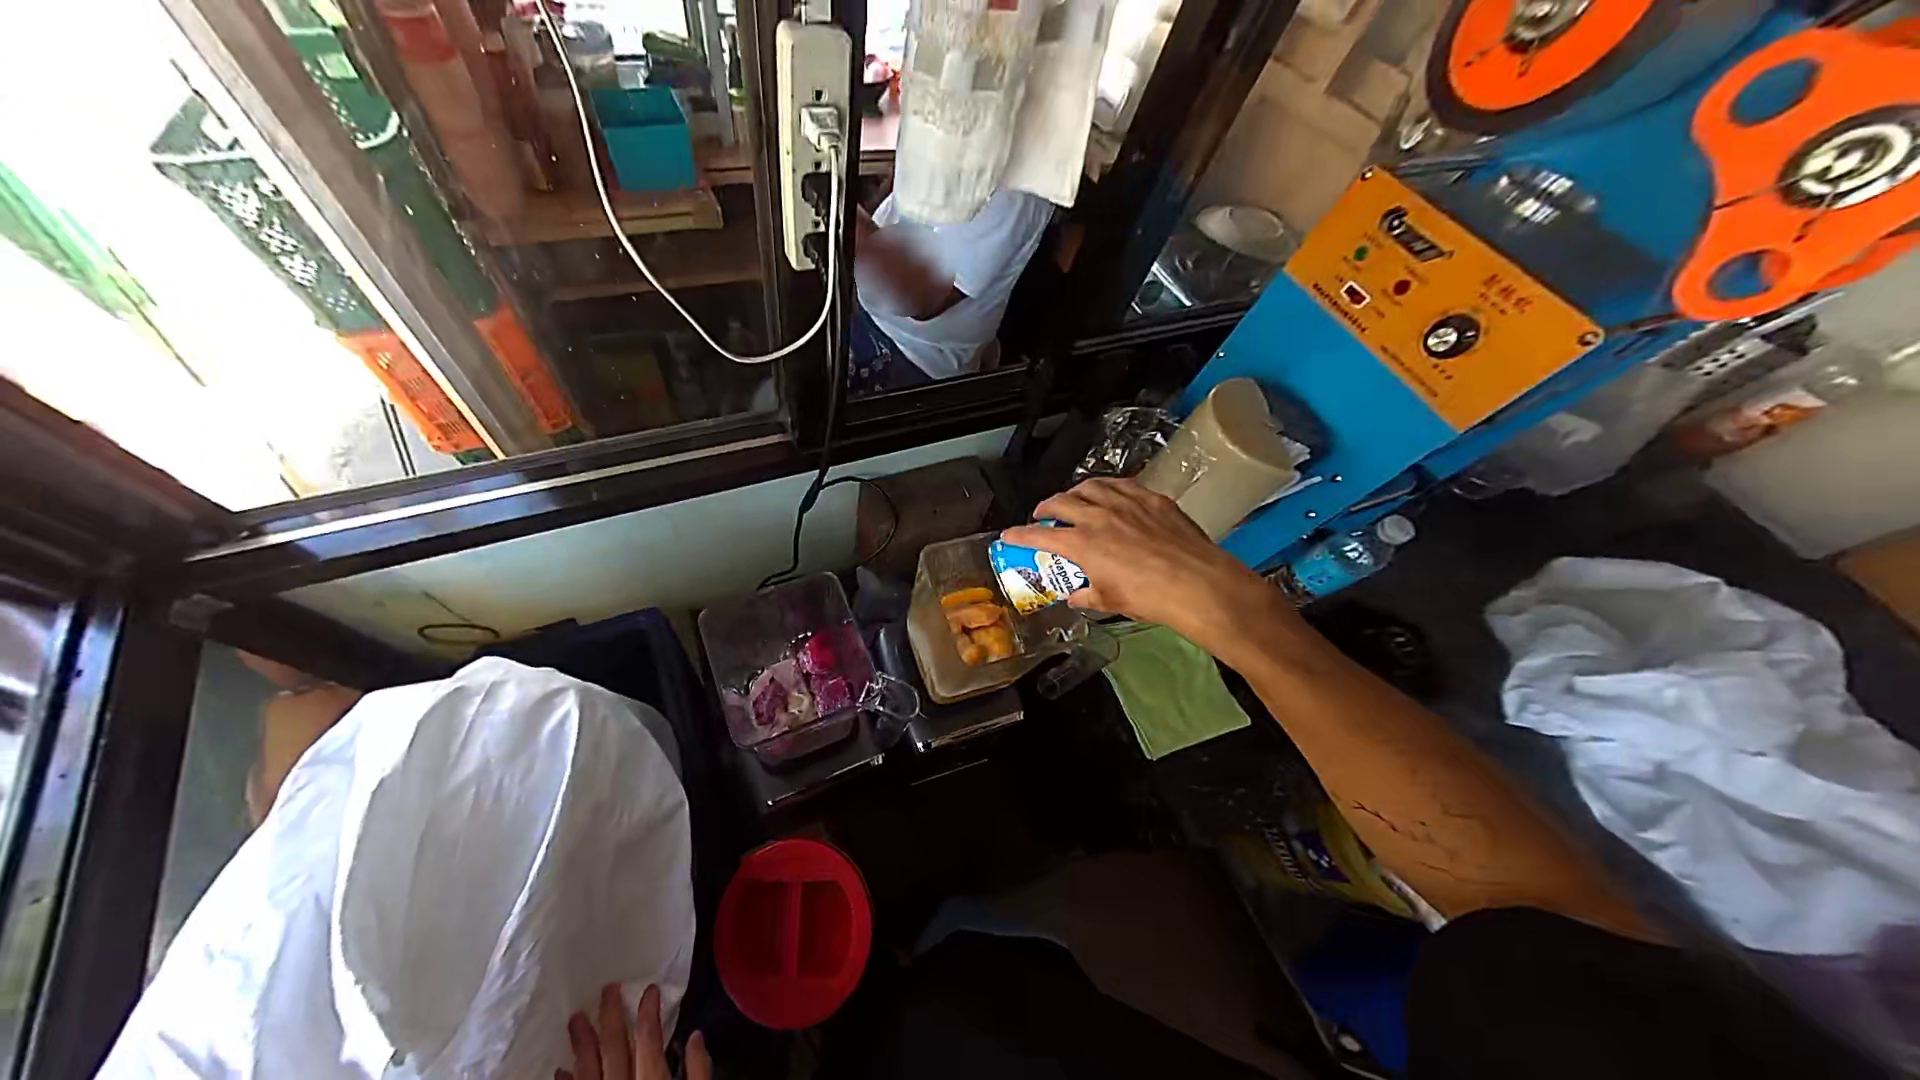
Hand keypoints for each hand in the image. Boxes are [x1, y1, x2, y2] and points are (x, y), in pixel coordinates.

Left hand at [559, 984, 709, 1079]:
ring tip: (575, 1019)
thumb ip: (699, 1071)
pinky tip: (561, 1068)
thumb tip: (696, 1036)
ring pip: (588, 1070)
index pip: (648, 1041)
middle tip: (607, 989)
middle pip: (614, 1049)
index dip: (649, 1013)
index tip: (650, 989)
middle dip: (610, 1017)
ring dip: (582, 1044)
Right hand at [1001, 478, 1298, 657]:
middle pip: (1061, 501)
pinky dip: (1108, 488)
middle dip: (1046, 506)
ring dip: (1075, 492)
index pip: (1040, 535)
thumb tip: (1077, 596)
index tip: (1009, 535)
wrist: (1197, 584)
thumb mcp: (1112, 602)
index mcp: (1083, 543)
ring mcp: (1127, 503)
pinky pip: (1122, 485)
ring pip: (1090, 486)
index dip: (1020, 535)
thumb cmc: (1150, 597)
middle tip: (1042, 514)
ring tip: (1073, 499)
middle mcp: (1100, 516)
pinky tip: (1110, 493)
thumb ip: (1089, 596)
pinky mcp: (1152, 499)